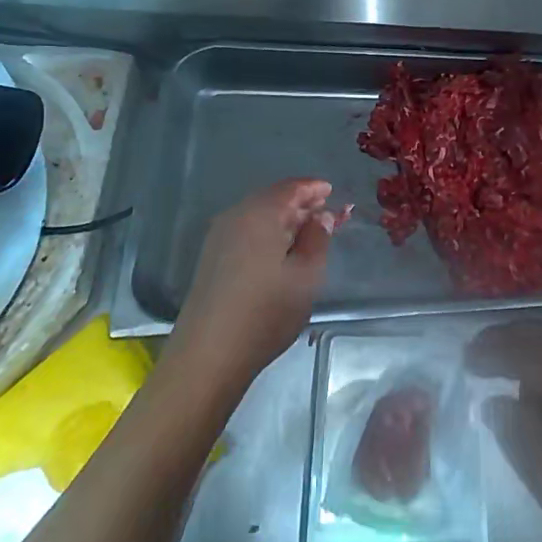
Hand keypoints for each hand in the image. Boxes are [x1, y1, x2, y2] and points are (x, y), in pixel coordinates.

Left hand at [167, 178, 338, 382]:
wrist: (209, 353)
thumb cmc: (266, 311)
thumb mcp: (306, 276)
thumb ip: (317, 239)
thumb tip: (322, 216)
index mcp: (260, 214)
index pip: (290, 188)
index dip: (313, 188)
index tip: (332, 191)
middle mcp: (236, 217)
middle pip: (272, 199)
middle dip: (300, 203)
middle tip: (326, 212)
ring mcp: (219, 237)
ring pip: (258, 215)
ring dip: (284, 218)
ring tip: (308, 231)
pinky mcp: (212, 258)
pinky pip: (246, 231)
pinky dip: (268, 232)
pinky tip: (281, 249)